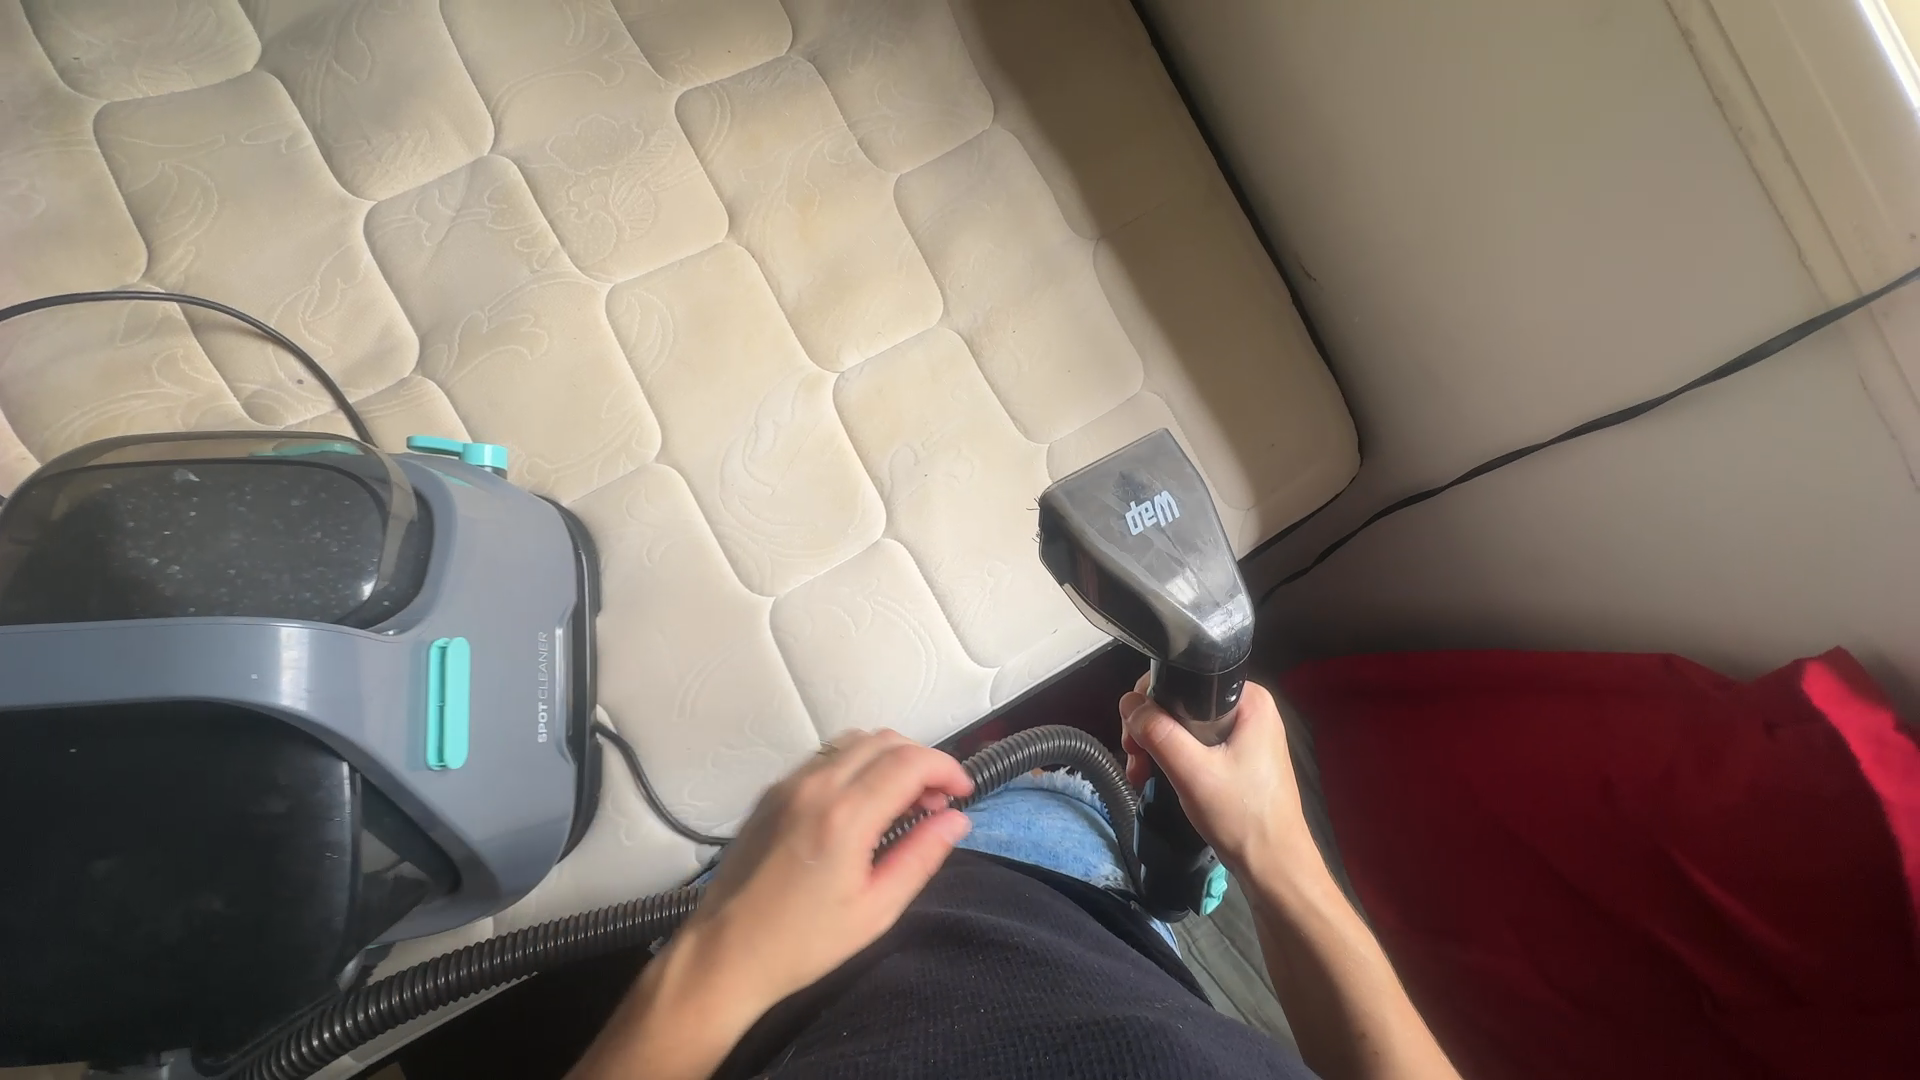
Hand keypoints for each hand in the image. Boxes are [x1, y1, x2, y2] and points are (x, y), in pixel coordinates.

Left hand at [571, 731, 972, 1079]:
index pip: (910, 762)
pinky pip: (827, 756)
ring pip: (856, 740)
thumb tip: (957, 819)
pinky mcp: (772, 789)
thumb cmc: (804, 942)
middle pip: (886, 740)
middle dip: (922, 760)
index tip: (963, 792)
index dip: (946, 768)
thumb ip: (921, 856)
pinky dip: (859, 762)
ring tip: (904, 799)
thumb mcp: (876, 910)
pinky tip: (863, 801)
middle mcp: (817, 784)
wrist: (723, 954)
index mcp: (845, 815)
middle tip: (936, 801)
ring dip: (890, 757)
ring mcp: (790, 782)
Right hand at [1120, 675, 1317, 883]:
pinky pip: (1194, 743)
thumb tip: (1126, 702)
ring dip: (1155, 745)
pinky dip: (1171, 757)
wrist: (1274, 869)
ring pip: (1183, 724)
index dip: (1150, 700)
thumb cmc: (1242, 817)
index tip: (1133, 732)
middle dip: (1149, 727)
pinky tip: (1155, 777)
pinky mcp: (1238, 756)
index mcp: (1249, 699)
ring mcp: (1244, 733)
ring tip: (1139, 773)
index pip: (1185, 679)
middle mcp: (1248, 709)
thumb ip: (1157, 733)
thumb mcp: (1192, 772)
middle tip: (1133, 756)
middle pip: (1180, 701)